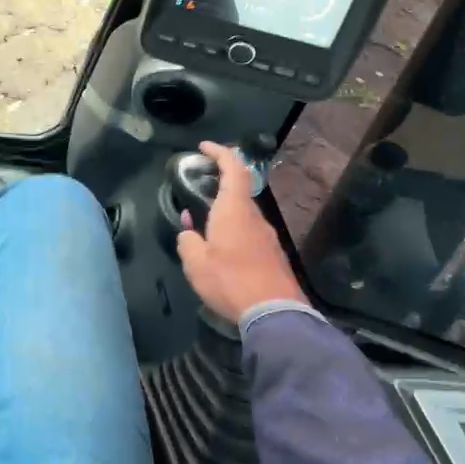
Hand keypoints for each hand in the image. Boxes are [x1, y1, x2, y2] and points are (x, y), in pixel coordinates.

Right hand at [176, 140, 306, 322]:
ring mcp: (268, 238)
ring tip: (202, 229)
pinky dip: (233, 232)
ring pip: (243, 215)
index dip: (221, 153)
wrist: (276, 316)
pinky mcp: (274, 256)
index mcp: (235, 211)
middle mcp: (255, 219)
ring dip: (223, 215)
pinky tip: (220, 251)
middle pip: (238, 192)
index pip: (234, 169)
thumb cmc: (231, 281)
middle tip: (195, 194)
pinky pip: (249, 234)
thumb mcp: (195, 262)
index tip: (204, 147)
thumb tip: (190, 232)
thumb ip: (188, 240)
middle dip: (216, 189)